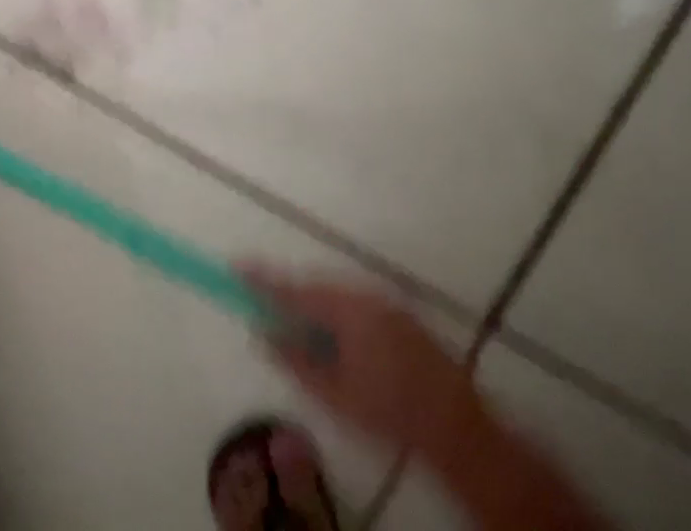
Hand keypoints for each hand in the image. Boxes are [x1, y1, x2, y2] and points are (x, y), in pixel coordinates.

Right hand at [243, 265, 475, 452]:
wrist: (456, 424)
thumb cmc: (386, 411)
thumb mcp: (330, 393)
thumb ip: (293, 359)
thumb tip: (264, 333)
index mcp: (345, 310)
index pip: (292, 288)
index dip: (261, 278)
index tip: (234, 266)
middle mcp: (366, 296)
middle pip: (315, 285)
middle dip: (290, 293)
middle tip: (264, 303)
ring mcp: (388, 304)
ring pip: (338, 293)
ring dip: (315, 305)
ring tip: (298, 327)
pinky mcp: (403, 316)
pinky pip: (357, 302)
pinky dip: (338, 312)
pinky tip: (334, 338)